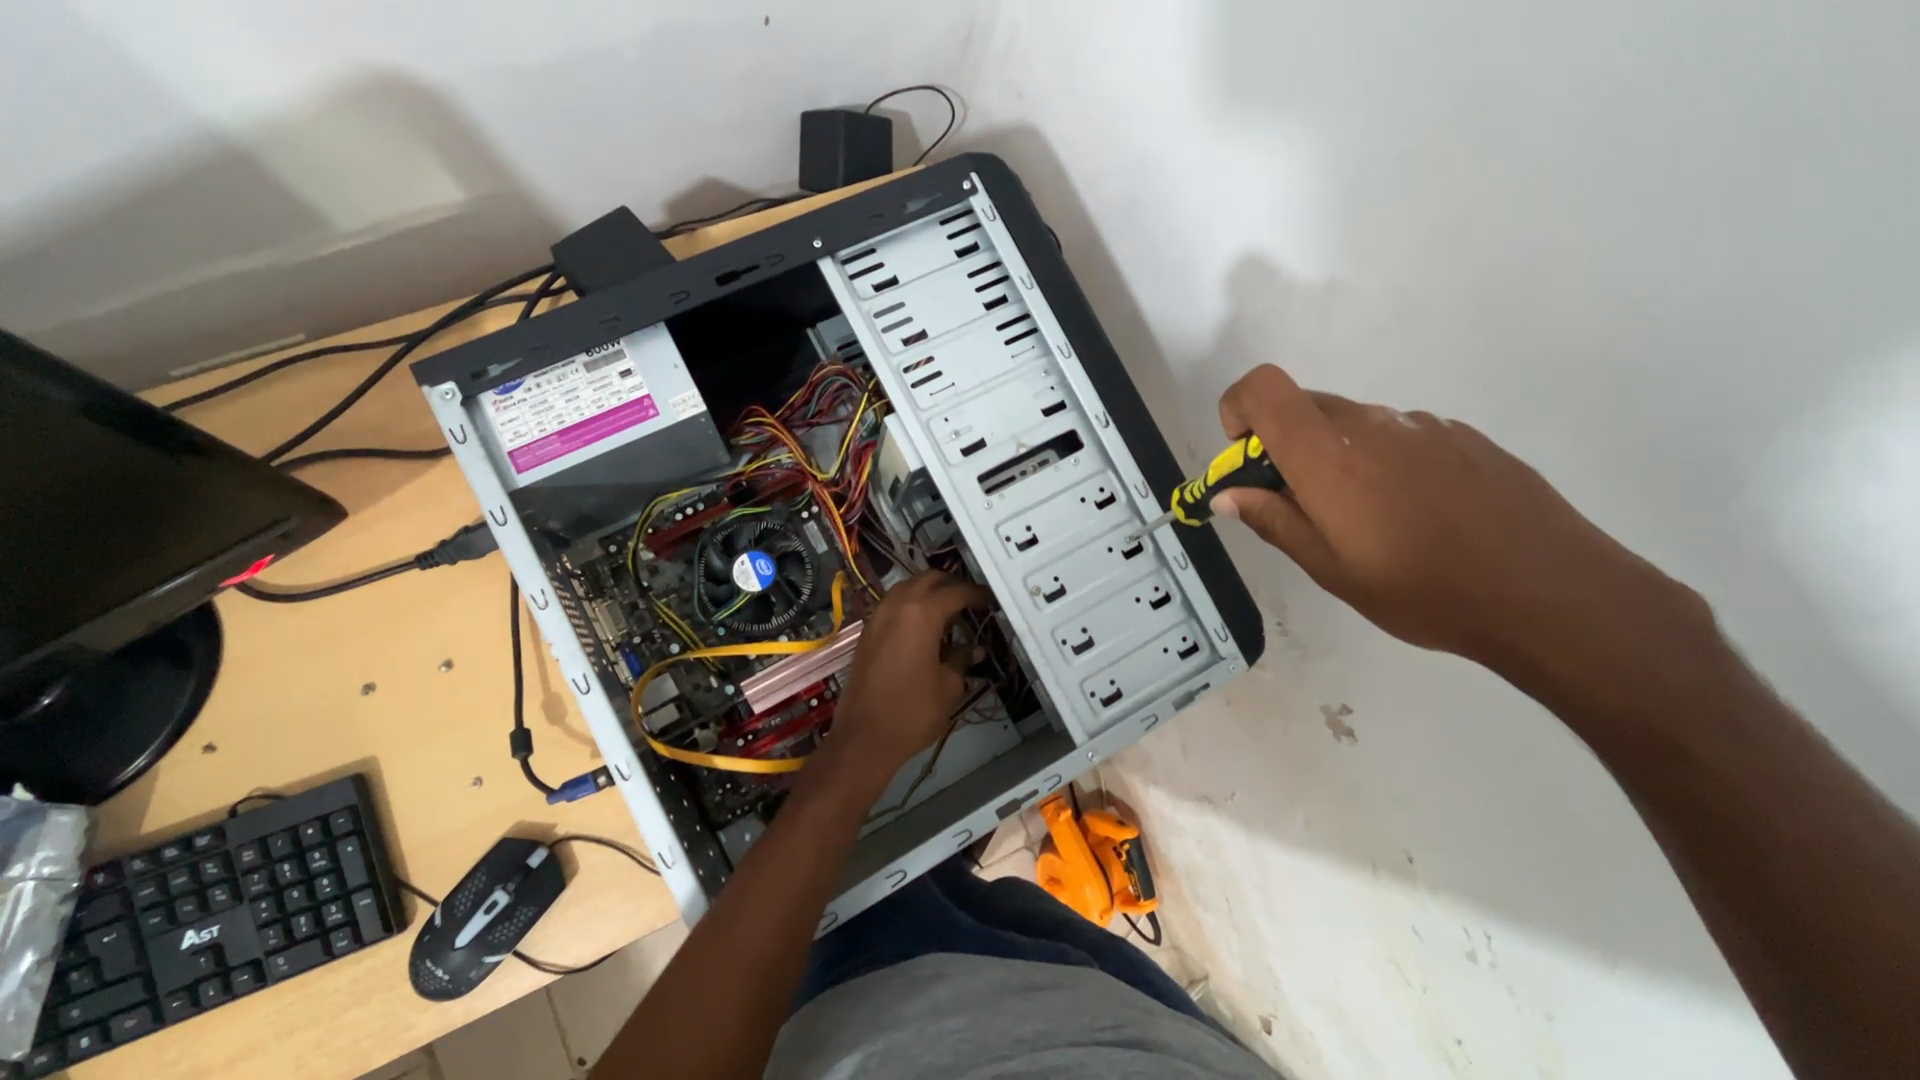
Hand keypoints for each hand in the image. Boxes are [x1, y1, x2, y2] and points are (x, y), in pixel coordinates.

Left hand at [828, 571, 989, 780]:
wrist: (864, 737)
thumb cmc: (912, 712)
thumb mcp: (948, 687)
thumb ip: (961, 660)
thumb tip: (973, 648)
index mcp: (921, 615)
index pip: (955, 592)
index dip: (976, 593)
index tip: (991, 600)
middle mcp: (897, 606)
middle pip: (927, 579)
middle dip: (950, 584)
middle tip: (970, 600)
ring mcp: (877, 617)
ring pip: (905, 588)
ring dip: (927, 592)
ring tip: (948, 611)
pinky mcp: (866, 633)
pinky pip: (892, 605)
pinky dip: (910, 605)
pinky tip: (924, 626)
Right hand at [1213, 364, 1706, 672]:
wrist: (1549, 591)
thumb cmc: (1424, 591)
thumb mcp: (1332, 570)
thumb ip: (1275, 521)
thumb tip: (1228, 493)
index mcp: (1329, 456)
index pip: (1263, 388)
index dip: (1239, 410)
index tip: (1246, 460)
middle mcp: (1371, 424)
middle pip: (1304, 407)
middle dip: (1284, 447)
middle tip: (1305, 509)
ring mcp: (1422, 425)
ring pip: (1354, 425)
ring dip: (1337, 459)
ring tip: (1373, 524)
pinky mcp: (1463, 437)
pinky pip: (1399, 436)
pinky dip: (1384, 464)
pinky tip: (1420, 517)